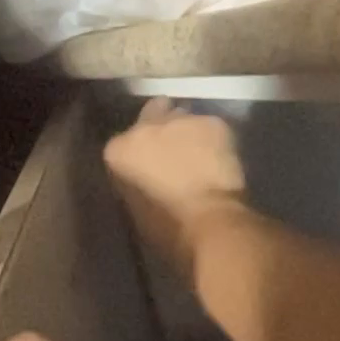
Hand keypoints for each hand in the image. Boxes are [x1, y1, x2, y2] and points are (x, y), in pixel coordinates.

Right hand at [103, 98, 248, 260]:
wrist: (210, 220)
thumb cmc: (168, 227)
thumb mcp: (135, 206)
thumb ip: (134, 179)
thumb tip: (147, 174)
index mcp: (118, 151)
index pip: (122, 142)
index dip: (138, 153)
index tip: (149, 165)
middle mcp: (144, 127)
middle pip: (152, 114)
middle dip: (161, 127)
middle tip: (175, 150)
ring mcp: (180, 120)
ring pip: (183, 117)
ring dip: (188, 131)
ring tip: (201, 153)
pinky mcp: (212, 122)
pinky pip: (211, 125)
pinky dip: (214, 138)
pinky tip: (221, 156)